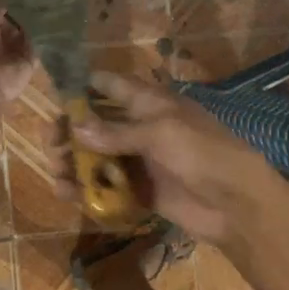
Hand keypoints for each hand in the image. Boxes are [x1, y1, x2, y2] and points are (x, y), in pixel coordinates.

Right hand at [69, 72, 281, 247]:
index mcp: (149, 103)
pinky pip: (106, 186)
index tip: (55, 93)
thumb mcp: (160, 133)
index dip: (84, 85)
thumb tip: (75, 128)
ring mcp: (139, 160)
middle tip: (50, 143)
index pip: (111, 85)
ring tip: (56, 170)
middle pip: (96, 123)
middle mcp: (140, 127)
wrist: (238, 204)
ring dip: (73, 161)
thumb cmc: (203, 154)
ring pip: (97, 156)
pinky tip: (66, 193)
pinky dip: (85, 189)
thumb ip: (116, 132)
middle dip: (70, 130)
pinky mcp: (140, 191)